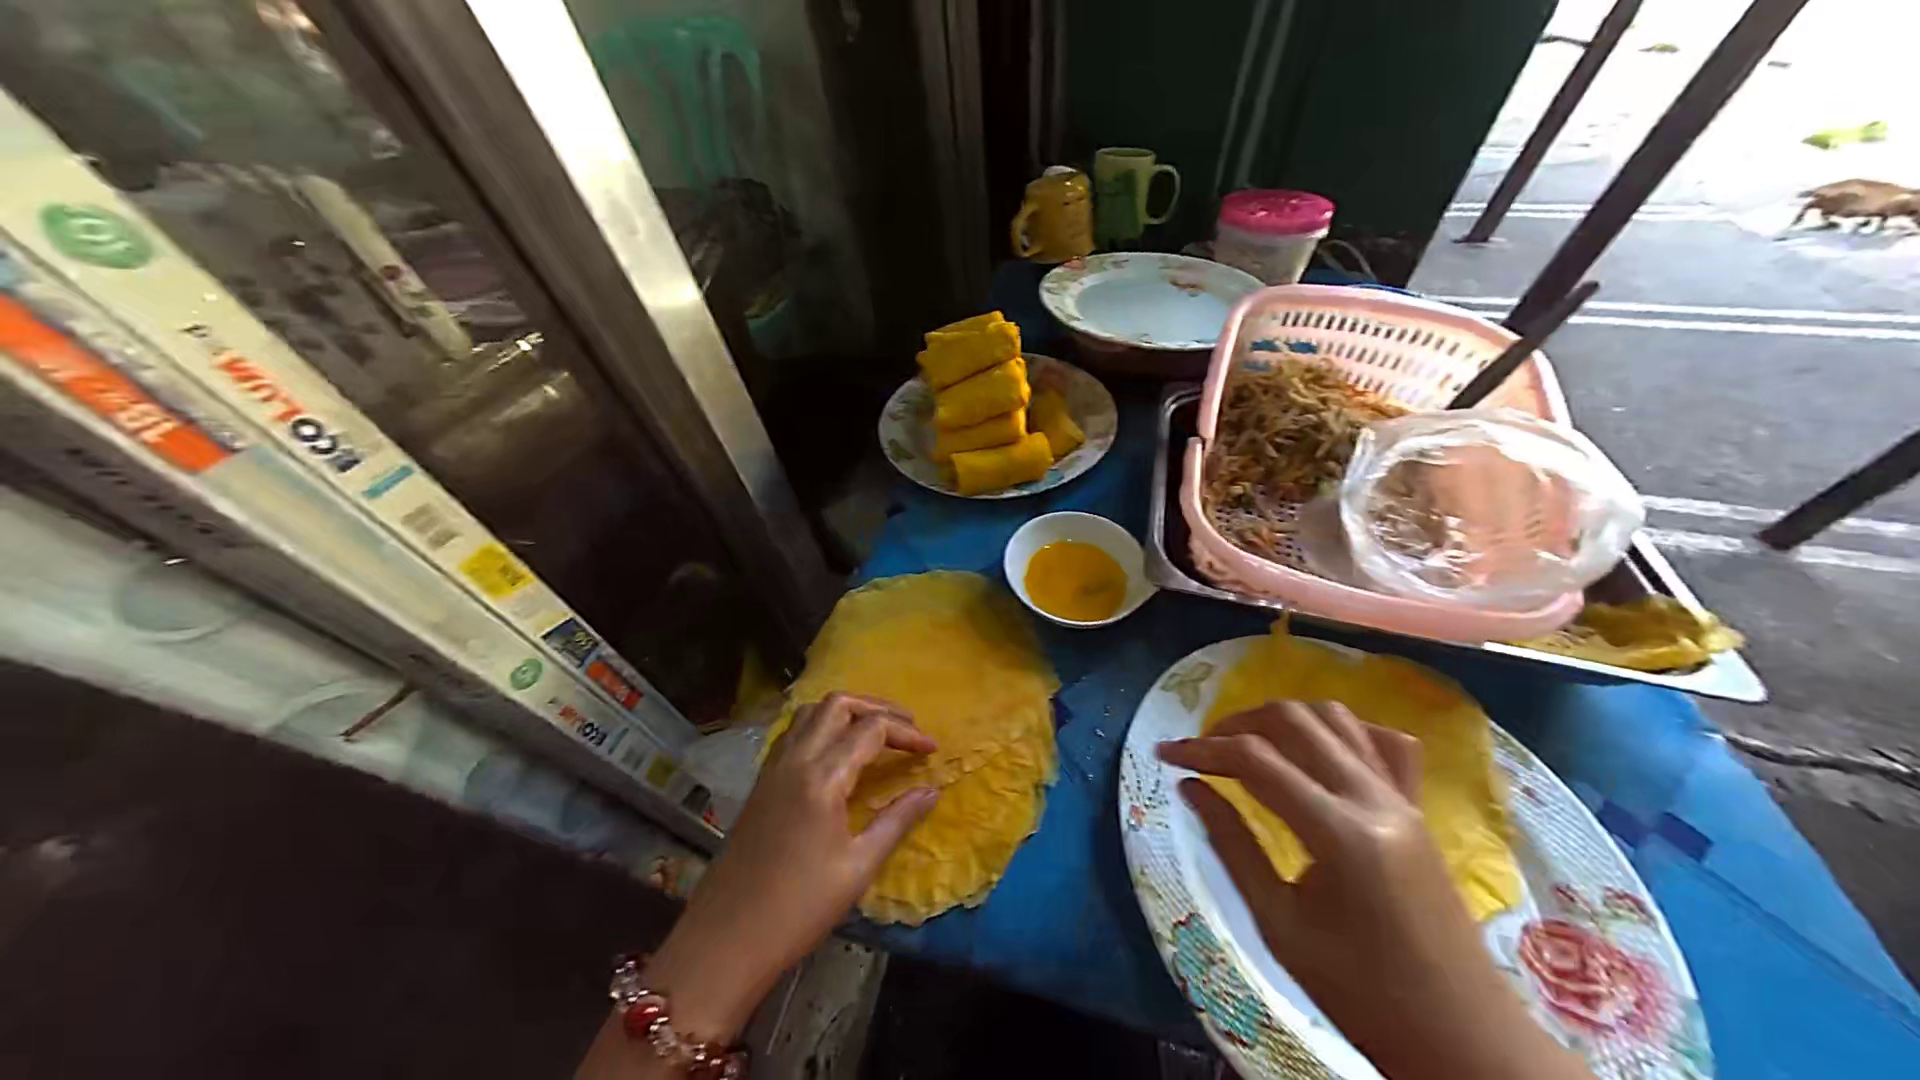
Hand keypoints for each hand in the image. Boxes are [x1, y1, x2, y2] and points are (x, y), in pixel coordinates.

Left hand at [578, 693, 937, 1077]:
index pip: (871, 729)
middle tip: (907, 729)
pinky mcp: (760, 783)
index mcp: (822, 777)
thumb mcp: (858, 867)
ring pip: (810, 713)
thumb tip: (931, 791)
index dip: (907, 733)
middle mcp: (795, 759)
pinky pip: (792, 733)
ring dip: (846, 712)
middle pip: (838, 704)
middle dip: (877, 708)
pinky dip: (821, 727)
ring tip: (875, 733)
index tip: (932, 750)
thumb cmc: (799, 908)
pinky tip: (835, 753)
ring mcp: (772, 768)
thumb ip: (897, 820)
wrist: (725, 940)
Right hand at [1159, 701, 1588, 1079]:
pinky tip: (1315, 749)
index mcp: (1339, 833)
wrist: (1461, 1039)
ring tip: (1247, 744)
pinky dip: (1339, 730)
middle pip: (1293, 721)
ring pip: (1335, 718)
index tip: (1164, 754)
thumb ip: (1231, 843)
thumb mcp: (1279, 923)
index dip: (1201, 750)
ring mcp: (1402, 799)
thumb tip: (1190, 787)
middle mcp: (1374, 798)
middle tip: (1201, 750)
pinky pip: (1380, 742)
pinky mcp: (1417, 809)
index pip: (1255, 760)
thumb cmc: (1360, 994)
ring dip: (1282, 719)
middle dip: (1235, 724)